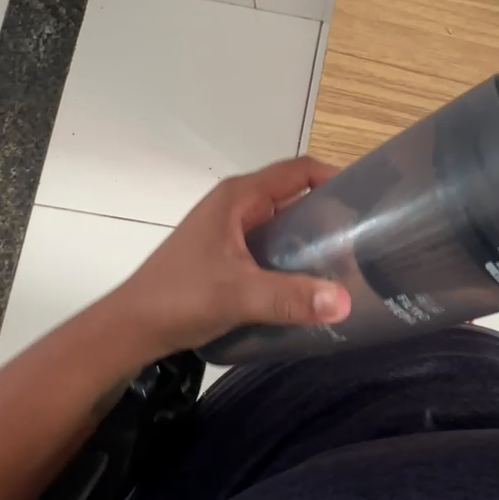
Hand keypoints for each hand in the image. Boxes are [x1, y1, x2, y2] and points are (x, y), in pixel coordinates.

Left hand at [91, 156, 352, 358]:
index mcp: (239, 197)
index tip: (367, 201)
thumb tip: (345, 301)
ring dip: (311, 238)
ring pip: (282, 223)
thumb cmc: (180, 298)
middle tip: (364, 240)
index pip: (298, 170)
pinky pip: (270, 245)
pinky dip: (293, 256)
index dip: (334, 177)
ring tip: (346, 263)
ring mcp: (229, 229)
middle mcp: (236, 205)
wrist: (131, 328)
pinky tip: (310, 282)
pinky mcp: (226, 253)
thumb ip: (291, 297)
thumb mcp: (240, 295)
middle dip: (329, 213)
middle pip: (294, 195)